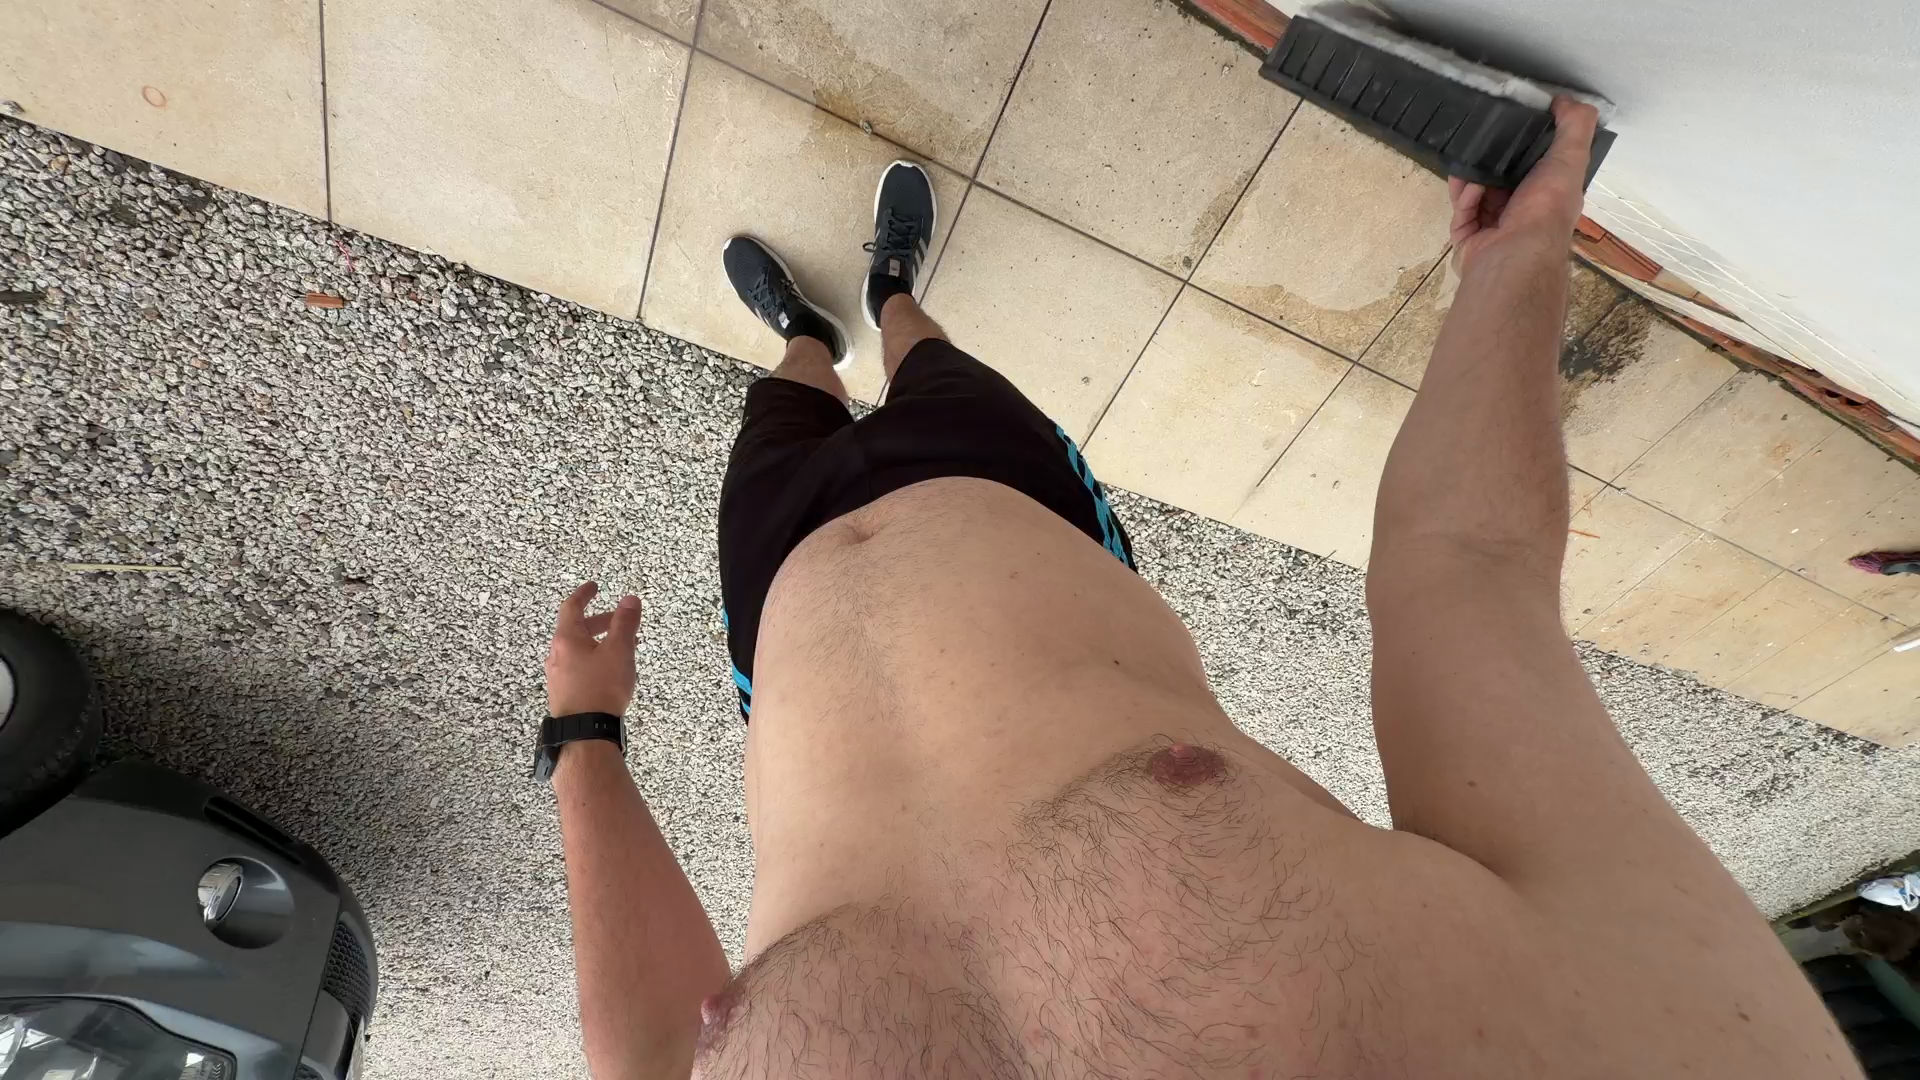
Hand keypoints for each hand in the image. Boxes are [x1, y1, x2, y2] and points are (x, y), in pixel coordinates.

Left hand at [546, 581, 640, 716]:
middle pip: (577, 629)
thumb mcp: (620, 650)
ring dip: (600, 642)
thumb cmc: (601, 688)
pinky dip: (595, 658)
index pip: (572, 608)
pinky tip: (611, 670)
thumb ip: (625, 623)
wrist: (585, 730)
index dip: (584, 594)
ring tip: (624, 648)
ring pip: (579, 649)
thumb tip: (630, 599)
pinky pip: (579, 666)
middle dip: (601, 622)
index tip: (594, 587)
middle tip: (621, 621)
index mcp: (567, 639)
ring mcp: (559, 675)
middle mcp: (558, 655)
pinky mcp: (565, 691)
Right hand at [1449, 97, 1597, 276]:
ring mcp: (1492, 226)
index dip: (1528, 147)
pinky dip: (1464, 198)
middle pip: (1503, 181)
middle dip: (1492, 162)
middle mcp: (1522, 211)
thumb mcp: (1572, 156)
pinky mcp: (1466, 237)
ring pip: (1478, 195)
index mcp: (1549, 195)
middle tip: (1482, 140)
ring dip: (1473, 177)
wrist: (1513, 252)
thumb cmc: (1546, 206)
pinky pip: (1462, 212)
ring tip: (1466, 159)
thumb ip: (1574, 124)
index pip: (1538, 167)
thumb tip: (1563, 99)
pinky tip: (1468, 187)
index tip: (1517, 125)